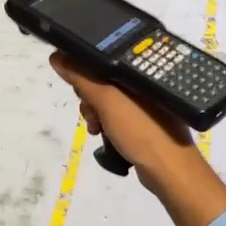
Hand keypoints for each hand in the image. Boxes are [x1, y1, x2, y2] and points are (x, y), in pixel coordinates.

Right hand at [49, 54, 225, 225]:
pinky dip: (107, 121)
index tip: (76, 86)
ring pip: (108, 99)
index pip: (104, 58)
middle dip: (89, 96)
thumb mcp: (107, 101)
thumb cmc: (141, 130)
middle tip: (90, 112)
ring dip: (95, 112)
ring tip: (96, 128)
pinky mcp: (146, 120)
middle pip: (104, 79)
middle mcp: (144, 82)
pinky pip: (118, 113)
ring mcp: (147, 102)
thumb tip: (57, 56)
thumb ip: (82, 77)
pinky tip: (102, 134)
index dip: (84, 69)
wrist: (169, 169)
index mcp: (139, 71)